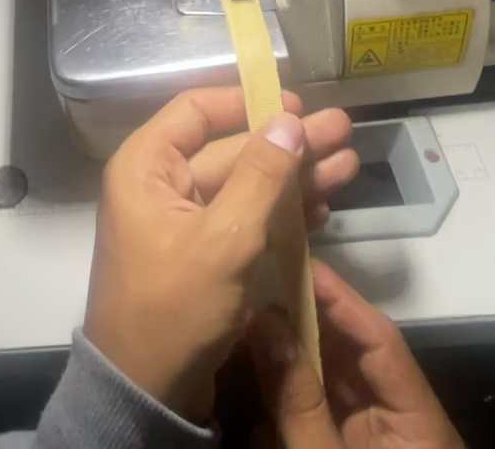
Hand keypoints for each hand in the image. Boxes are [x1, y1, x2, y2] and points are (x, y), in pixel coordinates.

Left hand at [83, 88, 357, 420]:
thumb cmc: (174, 308)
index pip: (196, 111)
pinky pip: (245, 217)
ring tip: (348, 162)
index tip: (296, 103)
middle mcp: (162, 182)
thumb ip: (259, 177)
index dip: (246, 102)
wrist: (146, 392)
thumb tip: (289, 120)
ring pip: (245, 184)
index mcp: (147, 166)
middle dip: (288, 142)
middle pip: (231, 148)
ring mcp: (185, 218)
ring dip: (294, 176)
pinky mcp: (204, 250)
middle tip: (343, 129)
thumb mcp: (222, 240)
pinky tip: (322, 204)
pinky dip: (281, 211)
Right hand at [247, 261, 463, 448]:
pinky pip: (323, 402)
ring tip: (250, 326)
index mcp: (420, 423)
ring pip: (332, 373)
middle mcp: (404, 418)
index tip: (295, 264)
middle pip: (354, 350)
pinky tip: (258, 379)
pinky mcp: (352, 445)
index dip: (338, 297)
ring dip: (291, 356)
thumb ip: (297, 397)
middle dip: (304, 322)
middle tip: (257, 291)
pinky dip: (290, 392)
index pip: (382, 340)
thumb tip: (264, 317)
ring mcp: (376, 433)